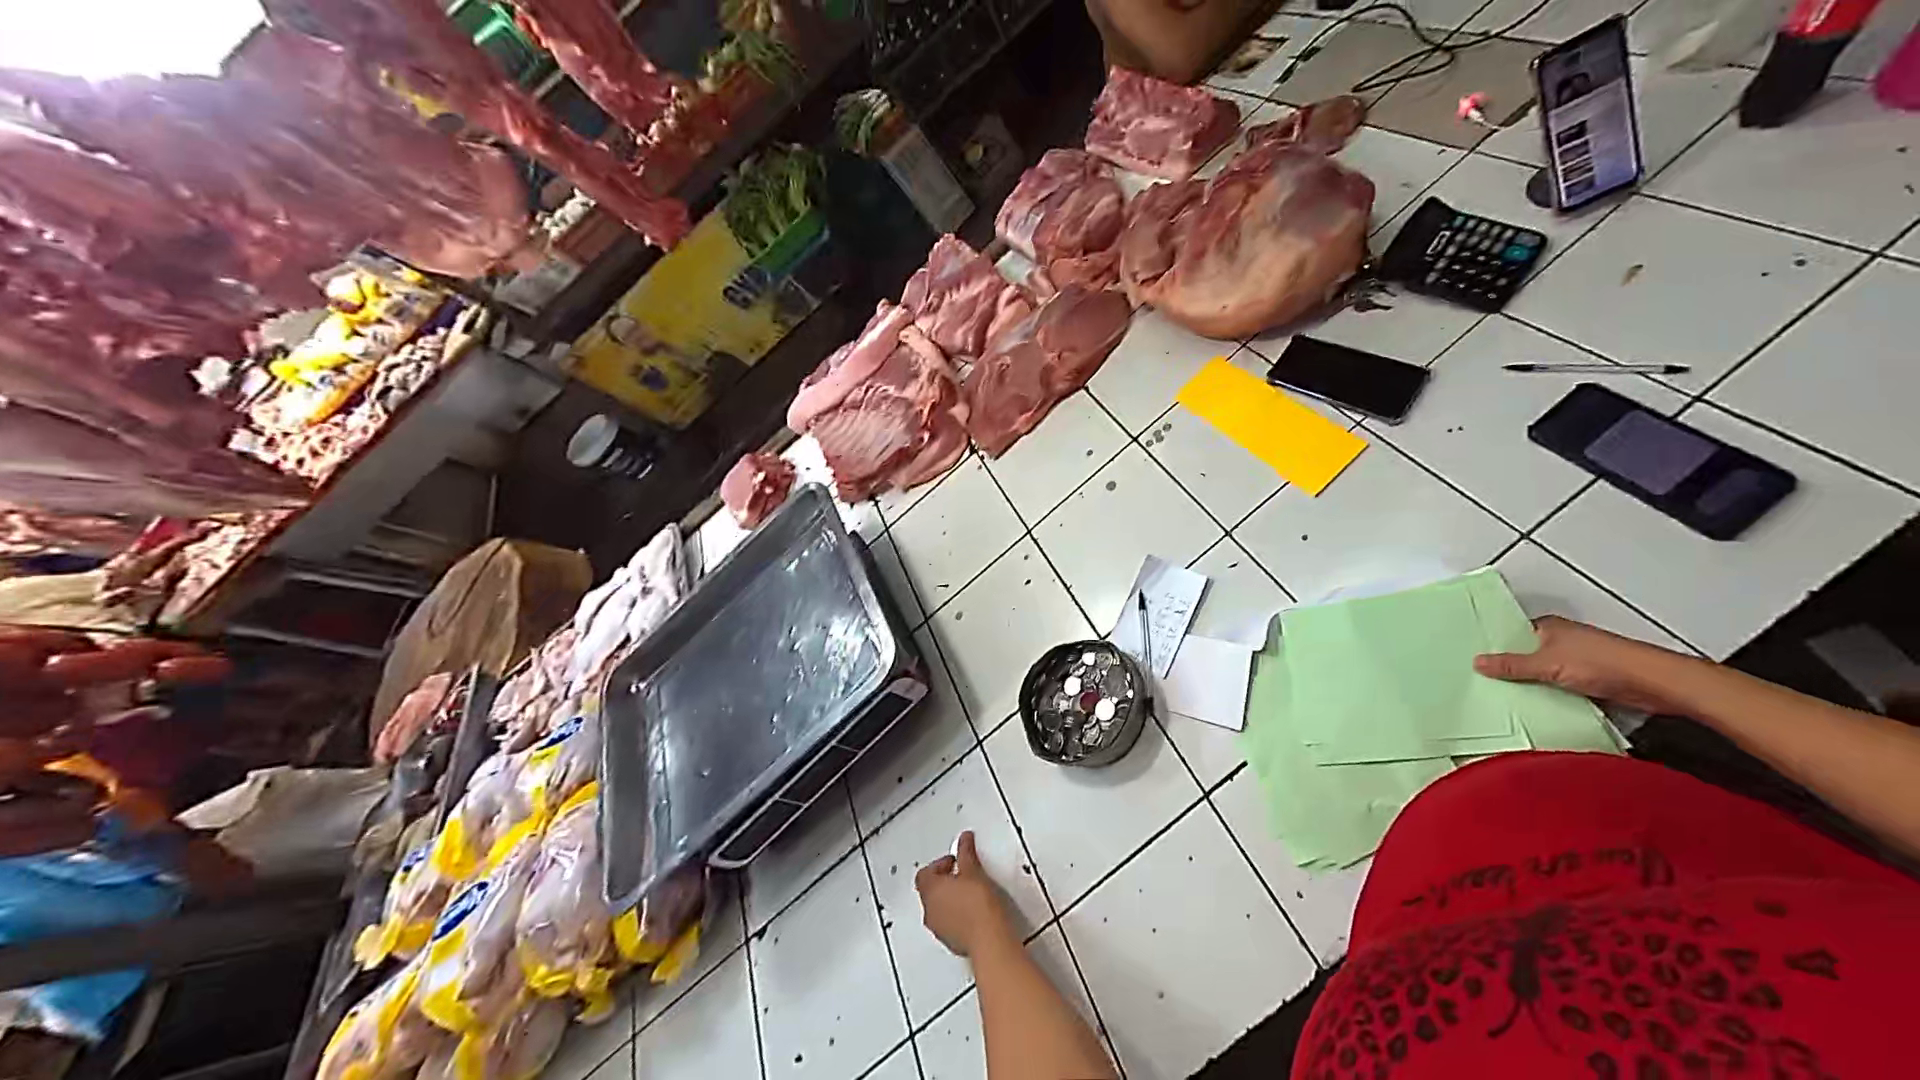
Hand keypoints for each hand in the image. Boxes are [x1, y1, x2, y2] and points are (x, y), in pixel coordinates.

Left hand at [915, 831, 1016, 957]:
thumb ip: (965, 852)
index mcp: (930, 890)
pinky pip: (949, 925)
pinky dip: (957, 917)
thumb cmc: (978, 907)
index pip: (925, 873)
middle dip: (944, 881)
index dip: (939, 864)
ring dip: (950, 900)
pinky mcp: (952, 943)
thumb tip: (964, 840)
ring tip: (969, 893)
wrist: (989, 939)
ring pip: (938, 909)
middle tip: (961, 874)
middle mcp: (930, 910)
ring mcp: (940, 929)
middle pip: (930, 891)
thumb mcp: (973, 870)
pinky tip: (974, 913)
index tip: (955, 860)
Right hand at [1474, 615, 1692, 715]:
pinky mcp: (1589, 679)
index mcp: (1548, 627)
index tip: (1471, 657)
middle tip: (1479, 679)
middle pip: (1525, 653)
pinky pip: (1557, 686)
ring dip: (1528, 683)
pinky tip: (1530, 703)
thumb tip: (1476, 662)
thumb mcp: (1546, 664)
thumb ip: (1511, 665)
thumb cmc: (1601, 663)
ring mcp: (1576, 660)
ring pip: (1541, 672)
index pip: (1511, 633)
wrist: (1654, 683)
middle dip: (1507, 666)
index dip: (1492, 644)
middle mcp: (1561, 640)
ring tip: (1499, 693)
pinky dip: (1546, 693)